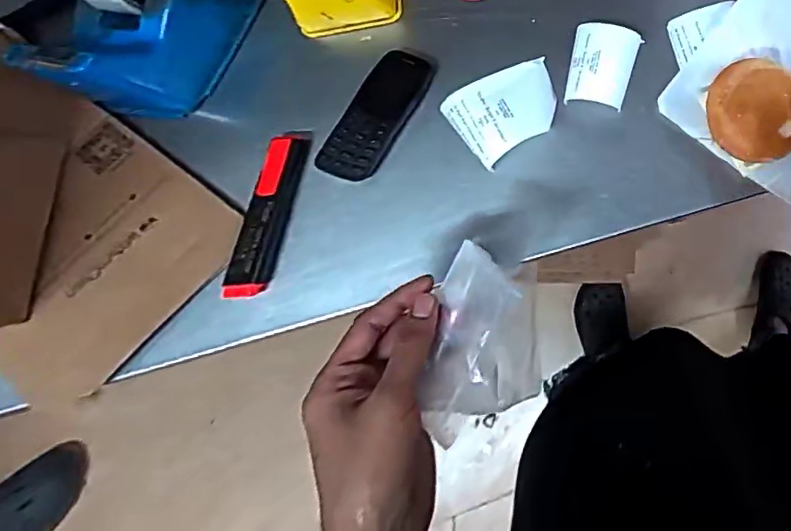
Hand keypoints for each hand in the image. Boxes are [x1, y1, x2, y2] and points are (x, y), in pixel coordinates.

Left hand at [303, 276, 439, 530]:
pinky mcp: (403, 414)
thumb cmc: (368, 473)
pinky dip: (437, 358)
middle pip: (387, 339)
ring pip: (406, 355)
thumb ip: (408, 350)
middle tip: (447, 301)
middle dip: (416, 318)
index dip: (397, 302)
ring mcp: (379, 402)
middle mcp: (354, 390)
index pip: (367, 328)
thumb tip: (423, 305)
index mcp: (334, 385)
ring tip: (455, 318)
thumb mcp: (388, 402)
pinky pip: (419, 373)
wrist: (384, 527)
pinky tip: (455, 347)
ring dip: (429, 336)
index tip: (427, 285)